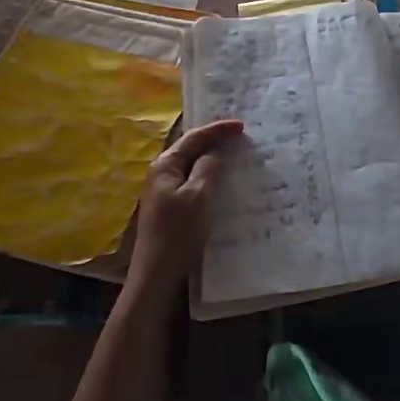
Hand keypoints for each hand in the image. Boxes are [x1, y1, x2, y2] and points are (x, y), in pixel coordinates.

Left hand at [127, 119, 244, 296]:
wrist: (157, 274)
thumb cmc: (178, 232)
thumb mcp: (198, 196)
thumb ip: (208, 168)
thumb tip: (215, 150)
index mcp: (165, 165)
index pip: (194, 138)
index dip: (218, 130)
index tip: (241, 126)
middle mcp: (161, 174)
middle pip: (191, 149)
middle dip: (214, 141)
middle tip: (239, 136)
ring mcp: (164, 192)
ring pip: (192, 167)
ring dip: (212, 160)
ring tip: (234, 155)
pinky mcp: (170, 208)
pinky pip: (192, 184)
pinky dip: (209, 178)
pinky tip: (222, 183)